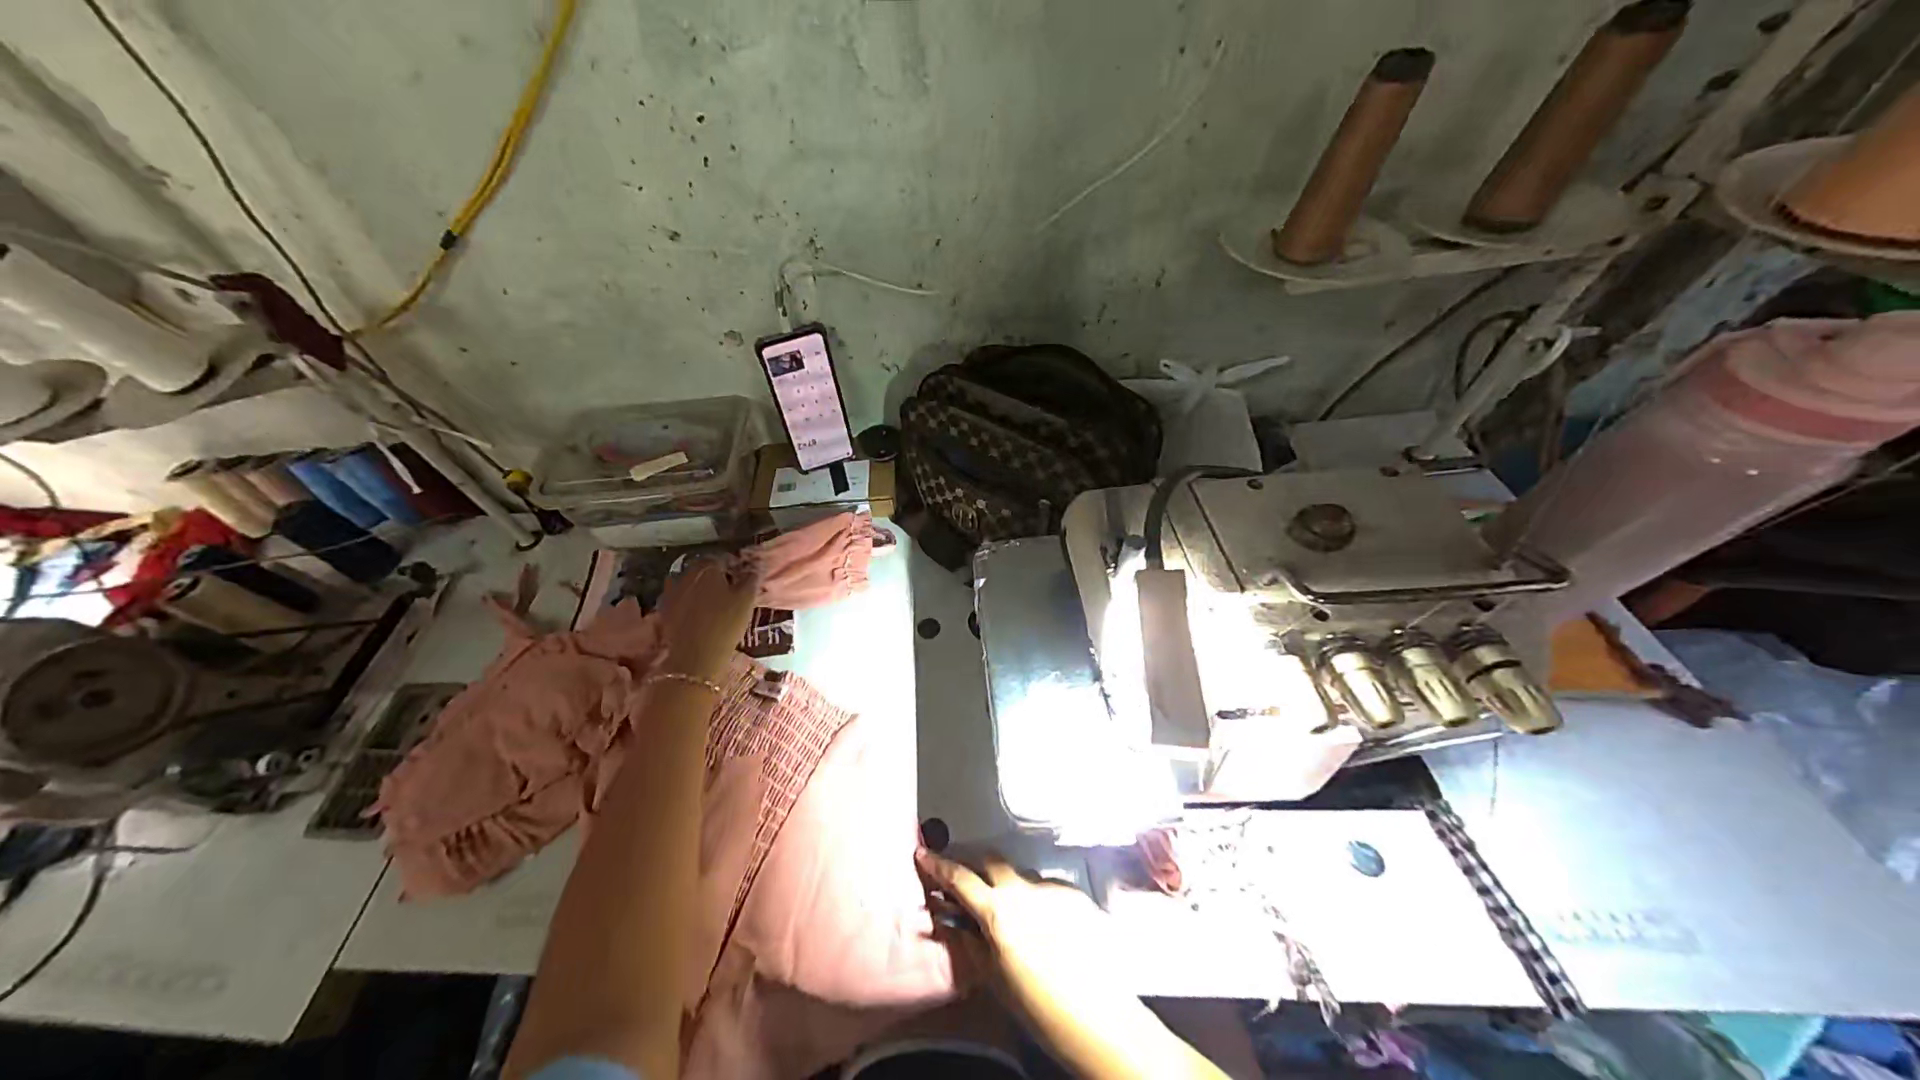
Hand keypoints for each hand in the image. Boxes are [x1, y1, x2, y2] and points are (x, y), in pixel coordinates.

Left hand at [654, 559, 757, 681]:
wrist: (696, 655)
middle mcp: (686, 573)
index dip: (734, 566)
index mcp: (708, 566)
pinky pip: (678, 597)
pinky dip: (687, 599)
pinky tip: (696, 611)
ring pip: (689, 581)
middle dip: (715, 574)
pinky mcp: (664, 607)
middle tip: (729, 588)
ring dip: (699, 586)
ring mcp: (672, 590)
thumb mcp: (747, 600)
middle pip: (703, 568)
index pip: (723, 558)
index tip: (743, 577)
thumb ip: (751, 578)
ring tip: (711, 599)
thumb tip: (754, 567)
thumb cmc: (726, 623)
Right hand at [915, 849, 1131, 1033]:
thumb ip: (971, 941)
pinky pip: (1047, 888)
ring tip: (1009, 913)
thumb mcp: (994, 978)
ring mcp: (1053, 888)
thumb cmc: (1041, 1009)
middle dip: (974, 865)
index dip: (937, 865)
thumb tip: (955, 920)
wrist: (1101, 1019)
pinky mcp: (1076, 894)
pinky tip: (1043, 925)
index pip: (959, 877)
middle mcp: (1024, 891)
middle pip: (990, 861)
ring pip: (1020, 875)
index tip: (923, 855)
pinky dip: (1036, 899)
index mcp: (998, 912)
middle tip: (965, 880)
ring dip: (1008, 886)